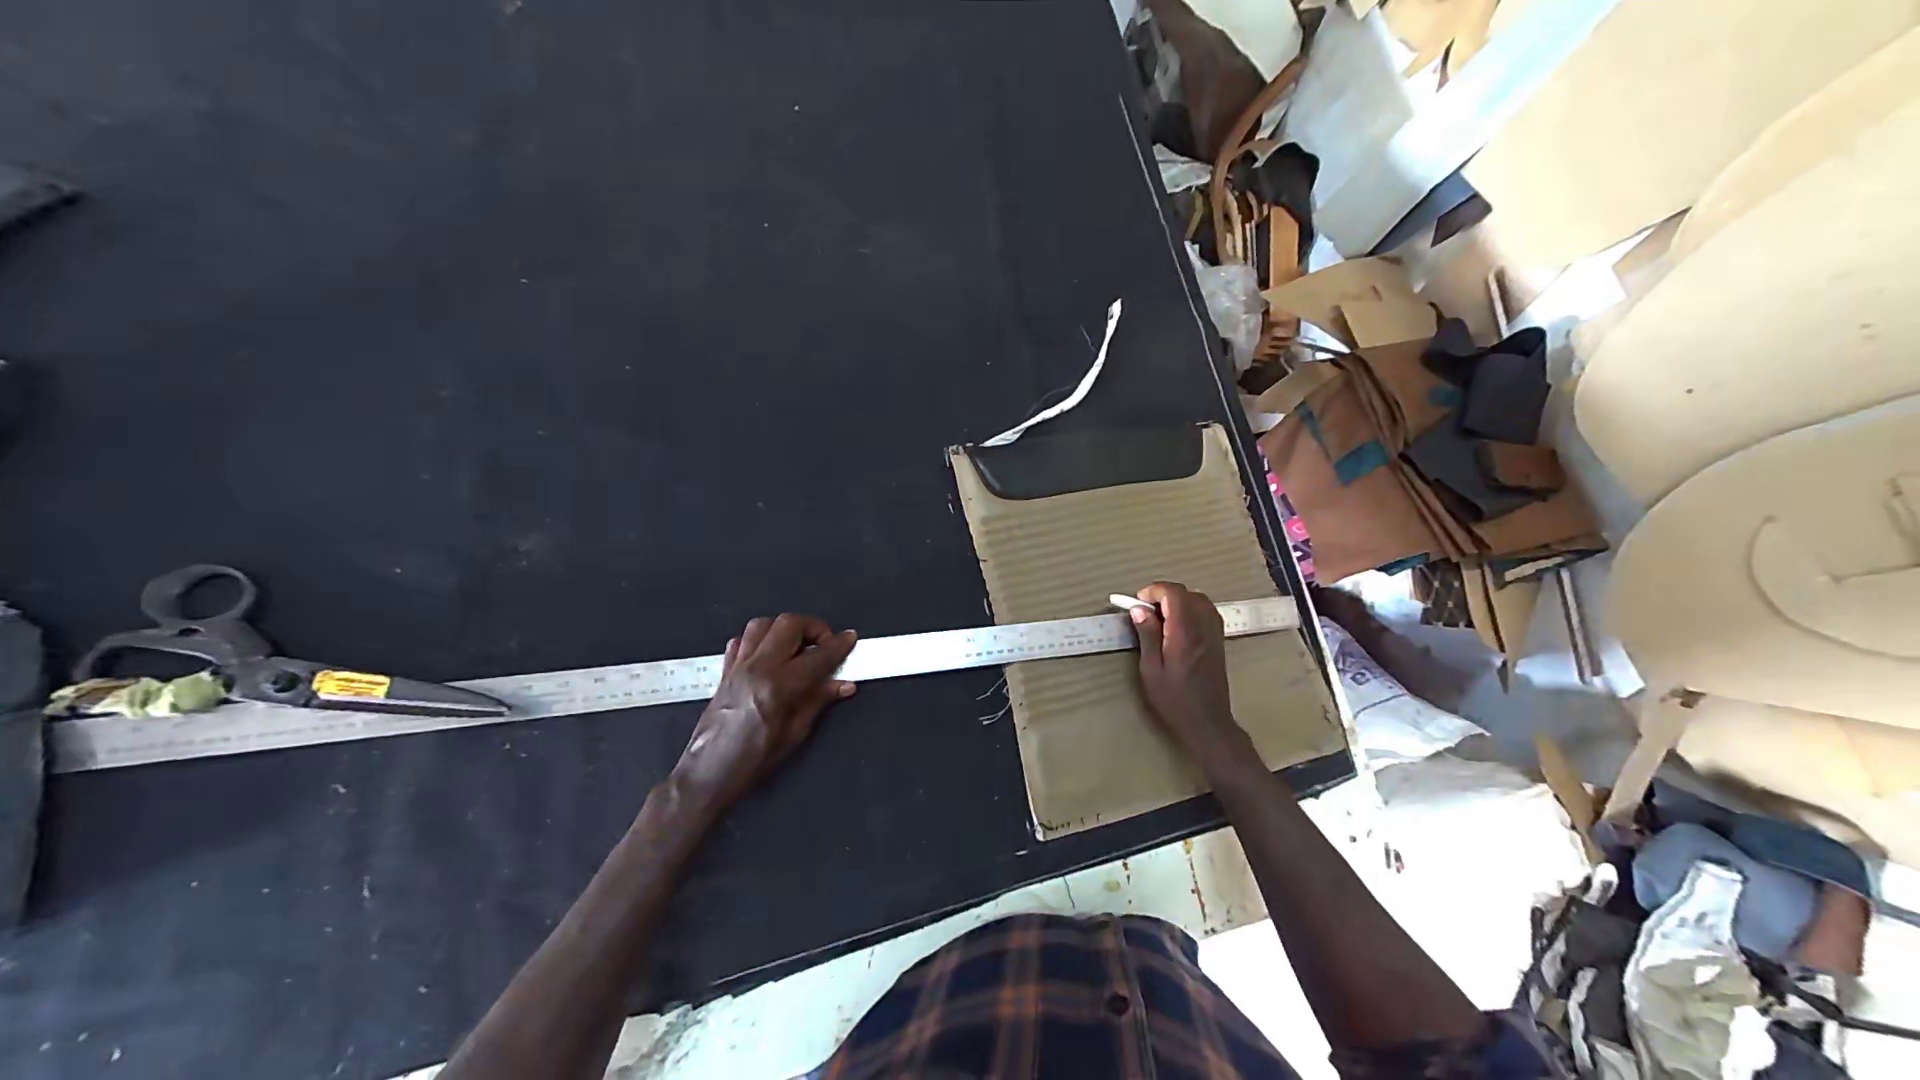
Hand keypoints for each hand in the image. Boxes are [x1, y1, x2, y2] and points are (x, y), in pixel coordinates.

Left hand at [670, 613, 857, 816]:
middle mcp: (757, 668)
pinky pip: (741, 641)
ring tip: (797, 647)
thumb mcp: (795, 734)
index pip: (817, 655)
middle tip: (824, 644)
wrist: (709, 773)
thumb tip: (842, 685)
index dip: (839, 645)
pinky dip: (758, 641)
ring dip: (784, 630)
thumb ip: (818, 701)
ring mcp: (738, 667)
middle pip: (789, 624)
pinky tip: (769, 655)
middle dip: (813, 627)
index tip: (850, 639)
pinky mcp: (725, 671)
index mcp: (778, 686)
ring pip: (763, 624)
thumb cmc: (753, 760)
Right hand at [1130, 582, 1245, 763]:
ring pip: (1200, 601)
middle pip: (1188, 594)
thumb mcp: (1151, 670)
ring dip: (1179, 601)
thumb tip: (1139, 610)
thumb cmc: (1174, 700)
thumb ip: (1147, 636)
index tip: (1137, 601)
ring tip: (1160, 617)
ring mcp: (1215, 634)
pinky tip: (1176, 627)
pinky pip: (1207, 613)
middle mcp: (1204, 628)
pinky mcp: (1219, 642)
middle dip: (1165, 595)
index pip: (1174, 594)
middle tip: (1145, 610)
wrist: (1207, 723)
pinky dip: (1190, 610)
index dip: (1154, 591)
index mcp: (1185, 632)